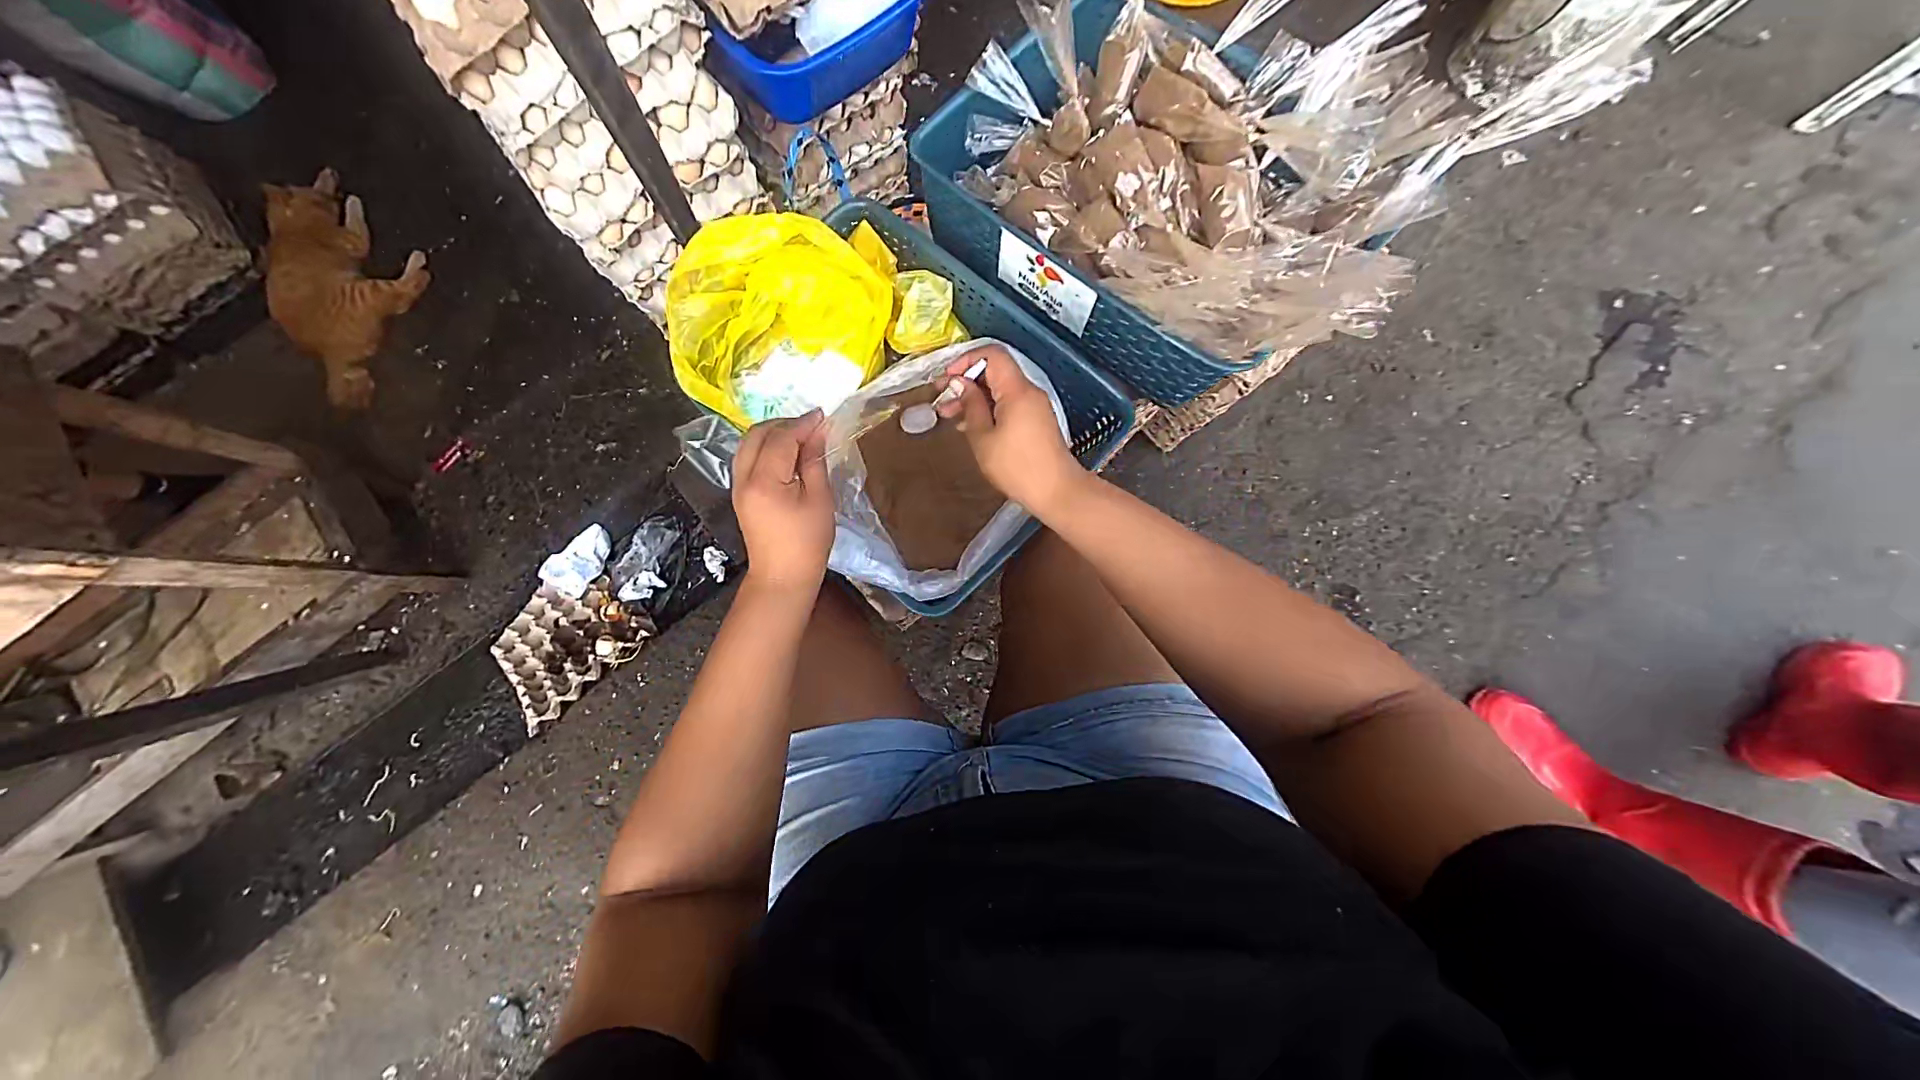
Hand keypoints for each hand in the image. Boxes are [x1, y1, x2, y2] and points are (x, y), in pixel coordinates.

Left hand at [731, 410, 832, 593]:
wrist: (782, 577)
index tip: (823, 416)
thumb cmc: (807, 543)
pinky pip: (748, 458)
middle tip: (811, 426)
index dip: (802, 424)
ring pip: (749, 444)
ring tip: (800, 437)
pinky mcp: (740, 494)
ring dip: (773, 434)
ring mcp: (738, 486)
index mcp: (764, 481)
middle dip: (784, 424)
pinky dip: (766, 448)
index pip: (781, 439)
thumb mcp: (820, 500)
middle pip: (757, 435)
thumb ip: (815, 462)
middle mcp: (744, 479)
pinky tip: (787, 453)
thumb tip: (816, 433)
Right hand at [934, 345, 1084, 513]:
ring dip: (975, 398)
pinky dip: (989, 409)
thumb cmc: (1018, 468)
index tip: (948, 378)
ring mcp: (1035, 406)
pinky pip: (1009, 404)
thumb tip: (960, 384)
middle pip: (995, 371)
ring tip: (951, 415)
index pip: (992, 354)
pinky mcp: (1036, 420)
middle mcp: (1029, 392)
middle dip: (967, 381)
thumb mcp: (983, 438)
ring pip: (1000, 389)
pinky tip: (971, 426)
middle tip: (943, 398)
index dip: (966, 360)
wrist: (1056, 492)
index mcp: (1017, 390)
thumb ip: (970, 406)